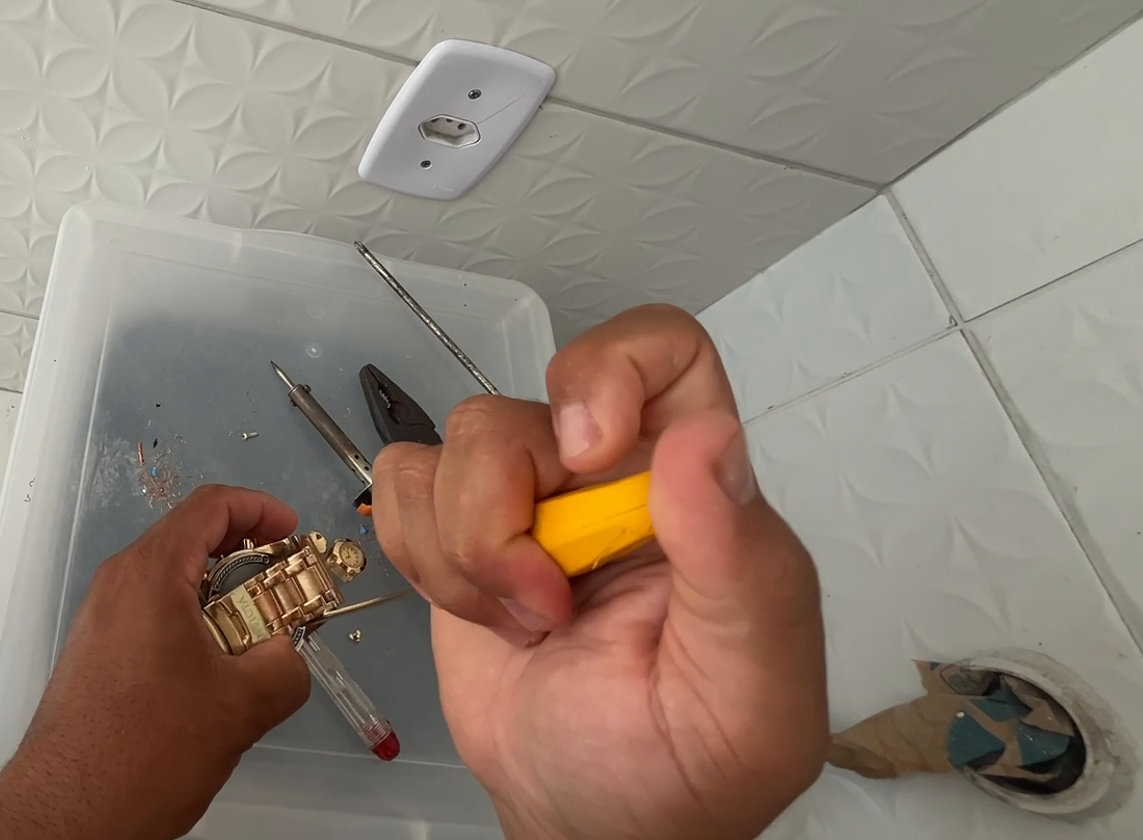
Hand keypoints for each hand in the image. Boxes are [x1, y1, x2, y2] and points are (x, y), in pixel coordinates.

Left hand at [0, 485, 311, 839]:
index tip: (291, 531)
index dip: (258, 508)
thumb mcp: (239, 707)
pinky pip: (151, 606)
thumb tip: (289, 657)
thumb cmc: (148, 746)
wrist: (65, 814)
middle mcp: (120, 579)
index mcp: (152, 572)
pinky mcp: (96, 645)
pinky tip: (214, 660)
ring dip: (219, 587)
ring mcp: (102, 612)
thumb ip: (284, 668)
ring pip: (170, 574)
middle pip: (188, 535)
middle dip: (244, 550)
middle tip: (284, 580)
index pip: (209, 506)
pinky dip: (191, 613)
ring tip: (256, 626)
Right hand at [371, 305, 826, 839]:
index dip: (609, 367)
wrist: (569, 808)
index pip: (660, 348)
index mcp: (682, 483)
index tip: (583, 454)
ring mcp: (511, 488)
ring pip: (444, 446)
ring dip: (459, 556)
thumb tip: (704, 435)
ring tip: (512, 623)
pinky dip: (416, 554)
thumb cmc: (672, 768)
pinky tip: (466, 607)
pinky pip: (396, 482)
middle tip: (540, 610)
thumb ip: (745, 572)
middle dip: (498, 523)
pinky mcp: (442, 514)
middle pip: (508, 414)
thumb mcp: (744, 699)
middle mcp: (592, 467)